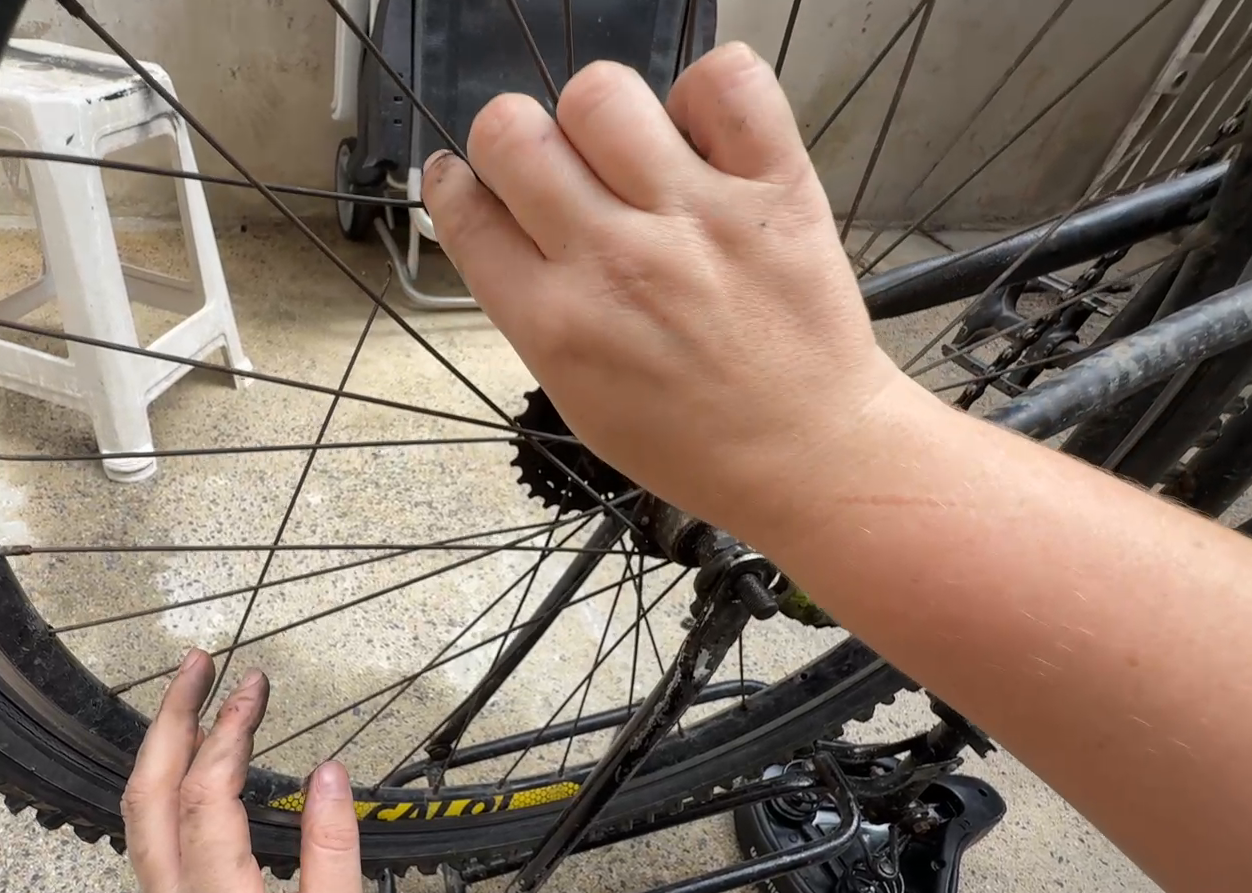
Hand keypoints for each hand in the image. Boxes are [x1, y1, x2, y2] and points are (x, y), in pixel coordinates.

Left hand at [122, 650, 365, 892]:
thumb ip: (334, 850)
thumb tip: (329, 773)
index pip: (207, 801)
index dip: (228, 736)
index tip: (253, 689)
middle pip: (149, 788)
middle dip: (171, 714)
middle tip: (199, 663)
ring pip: (138, 800)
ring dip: (162, 735)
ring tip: (192, 688)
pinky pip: (148, 817)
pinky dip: (164, 765)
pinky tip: (186, 742)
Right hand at [424, 43, 910, 532]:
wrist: (799, 453)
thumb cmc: (684, 442)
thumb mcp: (576, 398)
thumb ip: (534, 314)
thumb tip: (512, 235)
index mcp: (553, 324)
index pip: (466, 214)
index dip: (452, 185)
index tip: (464, 181)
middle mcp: (611, 260)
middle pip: (511, 134)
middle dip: (509, 140)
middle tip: (542, 166)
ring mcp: (693, 217)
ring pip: (600, 94)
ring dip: (597, 116)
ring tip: (625, 155)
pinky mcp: (773, 188)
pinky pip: (724, 80)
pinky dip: (704, 93)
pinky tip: (699, 140)